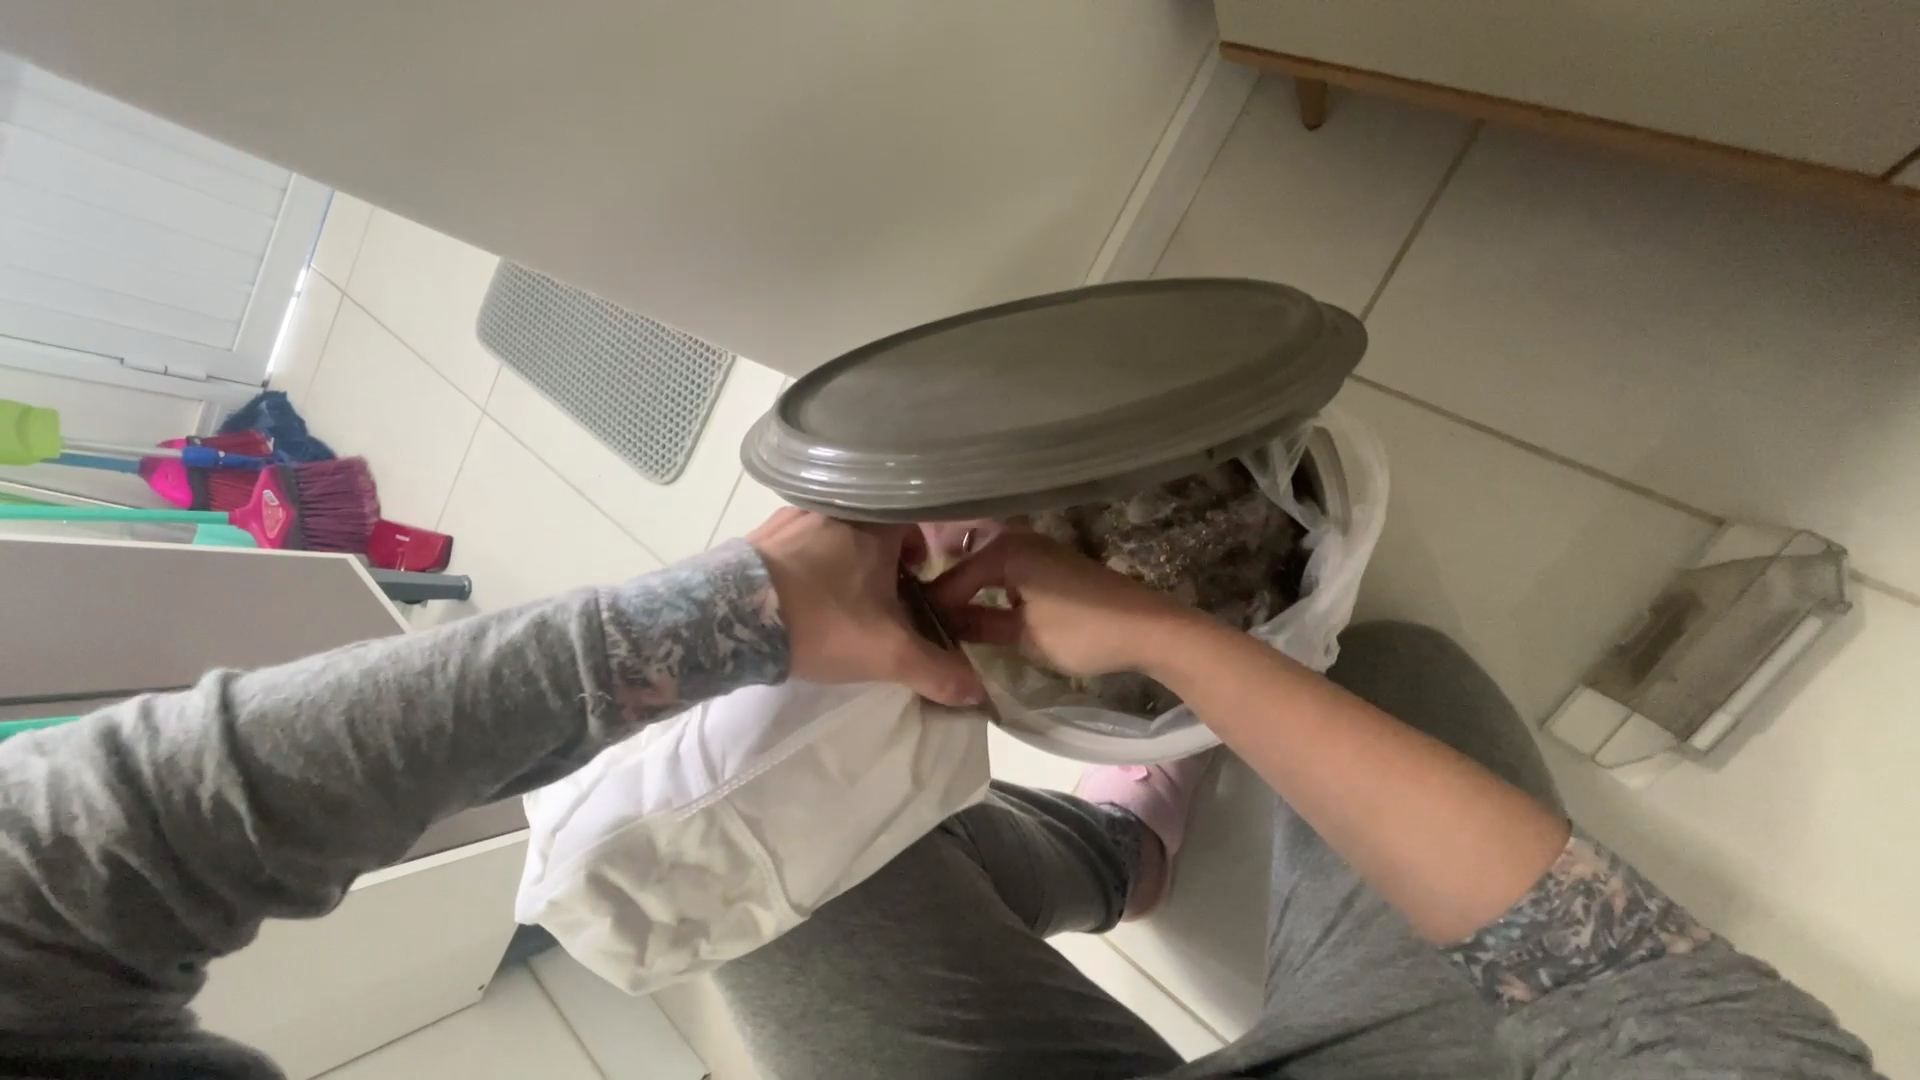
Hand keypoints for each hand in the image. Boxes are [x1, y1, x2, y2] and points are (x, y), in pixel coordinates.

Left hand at [748, 508, 985, 706]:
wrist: (730, 619)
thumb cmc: (821, 622)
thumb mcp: (886, 653)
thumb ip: (935, 671)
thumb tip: (978, 694)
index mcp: (876, 524)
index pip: (917, 516)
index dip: (925, 544)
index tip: (922, 576)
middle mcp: (840, 509)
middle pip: (879, 525)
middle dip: (889, 557)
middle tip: (888, 594)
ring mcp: (798, 516)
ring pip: (841, 531)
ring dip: (850, 558)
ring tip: (845, 598)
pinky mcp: (765, 532)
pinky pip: (805, 538)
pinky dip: (815, 560)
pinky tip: (807, 592)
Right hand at [926, 532, 1203, 678]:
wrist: (1150, 629)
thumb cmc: (1084, 632)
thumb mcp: (1025, 635)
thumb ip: (979, 627)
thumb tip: (941, 626)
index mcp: (1007, 551)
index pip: (953, 577)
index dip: (934, 605)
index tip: (914, 632)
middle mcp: (1019, 539)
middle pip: (968, 563)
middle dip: (947, 591)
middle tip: (924, 622)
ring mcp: (1039, 548)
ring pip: (989, 566)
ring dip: (970, 589)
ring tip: (948, 619)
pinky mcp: (1054, 563)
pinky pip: (1009, 570)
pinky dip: (993, 588)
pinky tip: (985, 610)